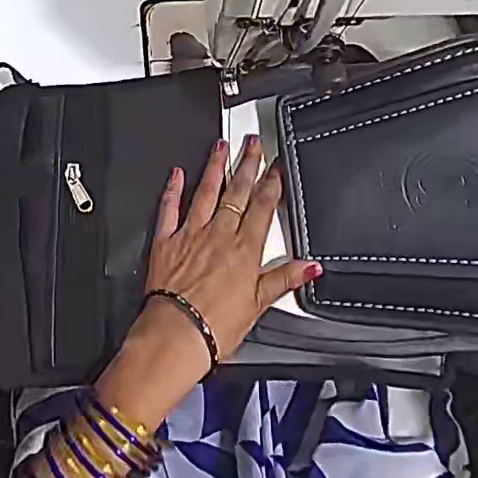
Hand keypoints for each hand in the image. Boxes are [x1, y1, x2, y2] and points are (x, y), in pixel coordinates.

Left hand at [95, 135, 319, 427]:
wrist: (176, 335)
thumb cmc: (215, 326)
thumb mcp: (259, 305)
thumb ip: (285, 279)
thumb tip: (311, 267)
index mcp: (245, 249)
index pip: (264, 206)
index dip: (272, 182)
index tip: (277, 164)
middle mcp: (219, 235)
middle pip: (238, 191)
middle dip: (248, 164)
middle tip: (253, 142)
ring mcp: (192, 234)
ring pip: (207, 191)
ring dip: (215, 166)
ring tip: (221, 146)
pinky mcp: (166, 241)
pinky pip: (169, 208)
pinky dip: (173, 189)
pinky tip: (176, 174)